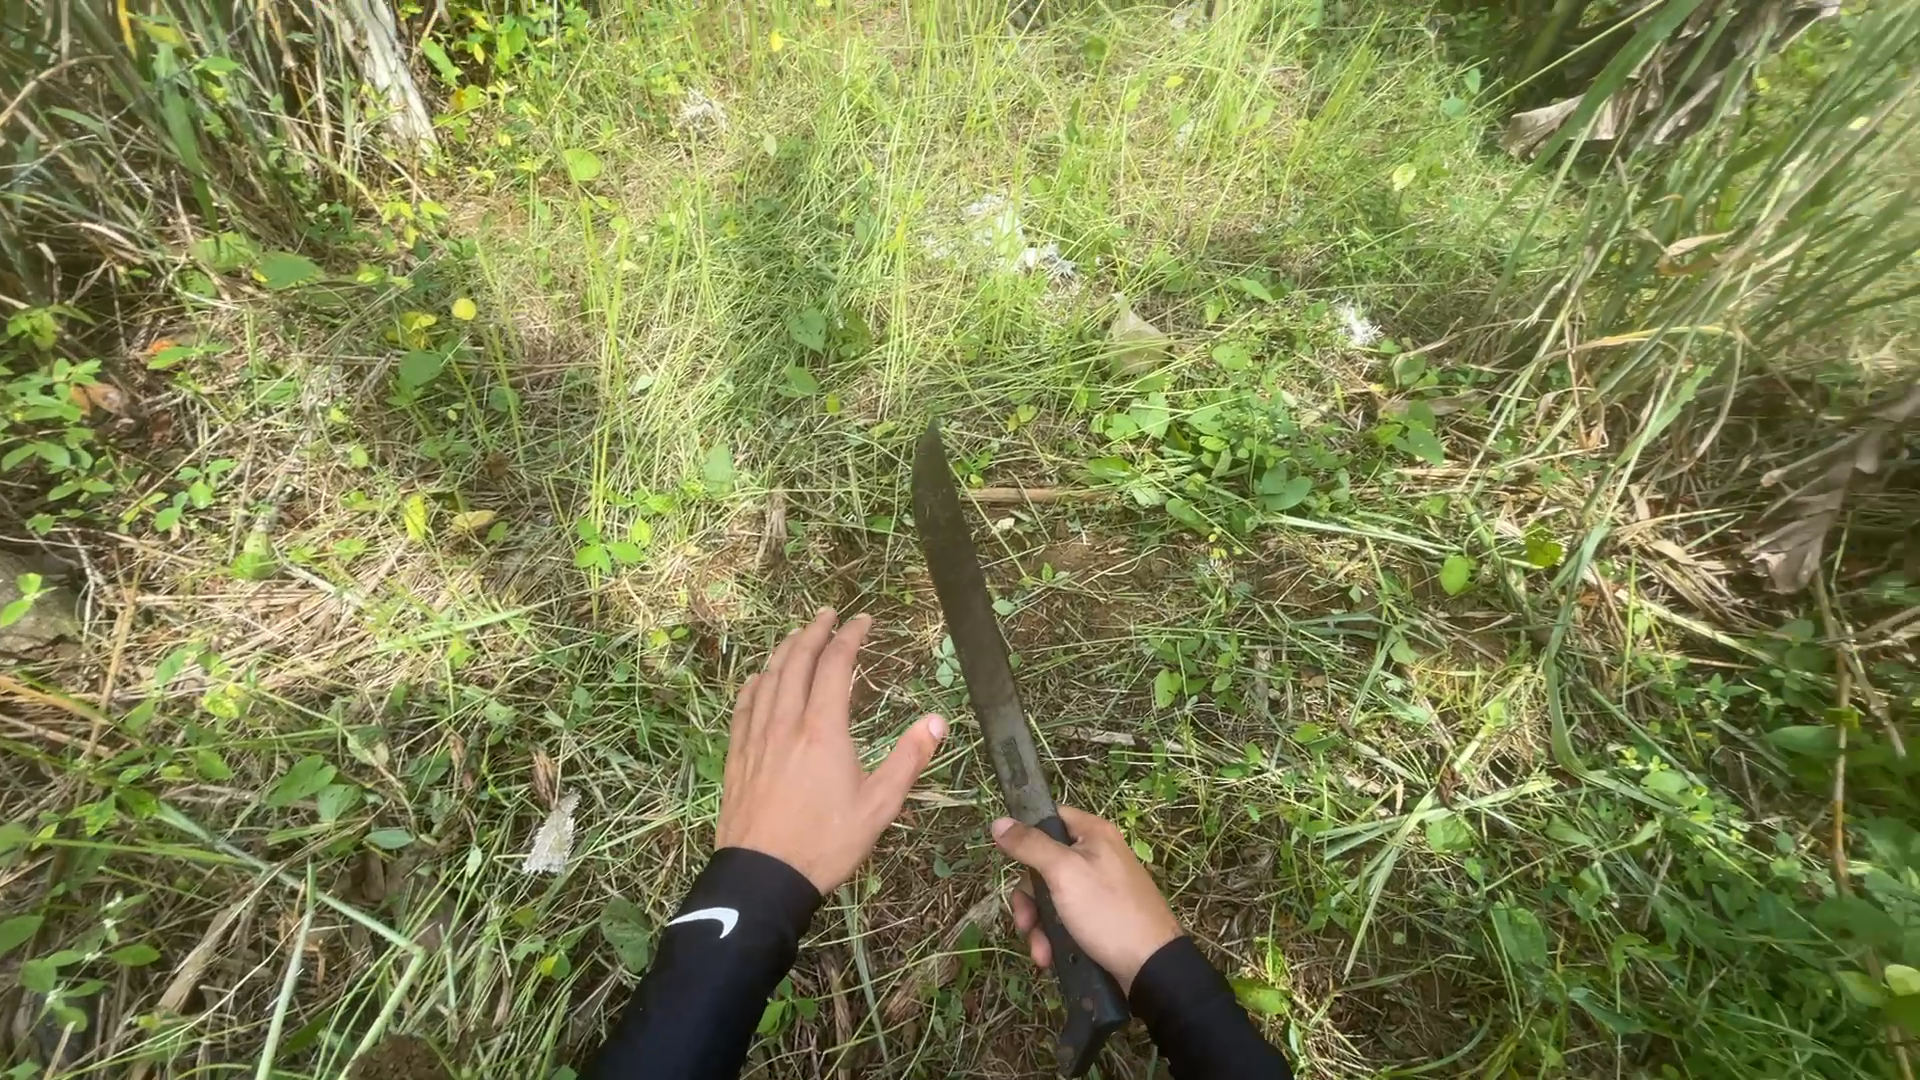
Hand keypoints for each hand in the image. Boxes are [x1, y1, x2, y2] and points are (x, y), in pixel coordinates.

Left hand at [718, 608, 947, 892]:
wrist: (762, 879)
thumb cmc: (827, 842)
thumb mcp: (880, 805)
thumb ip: (909, 759)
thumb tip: (937, 720)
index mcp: (824, 728)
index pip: (836, 664)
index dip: (850, 636)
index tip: (863, 620)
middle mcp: (787, 721)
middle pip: (798, 661)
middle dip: (814, 631)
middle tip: (828, 614)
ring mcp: (757, 737)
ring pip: (769, 678)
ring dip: (785, 650)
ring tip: (797, 635)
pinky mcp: (737, 755)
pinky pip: (744, 706)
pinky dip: (755, 683)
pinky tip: (759, 677)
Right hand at [993, 806, 1182, 993]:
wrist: (1152, 969)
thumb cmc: (1107, 910)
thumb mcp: (1063, 872)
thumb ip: (1030, 845)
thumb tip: (999, 822)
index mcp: (1093, 832)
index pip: (1050, 818)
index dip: (1027, 836)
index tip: (1011, 859)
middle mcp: (1097, 855)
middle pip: (1045, 863)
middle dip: (1030, 898)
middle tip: (1026, 921)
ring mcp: (1099, 888)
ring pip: (1052, 895)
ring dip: (1039, 924)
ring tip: (1041, 951)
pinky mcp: (1101, 918)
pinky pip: (1066, 918)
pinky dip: (1055, 936)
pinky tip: (1050, 957)